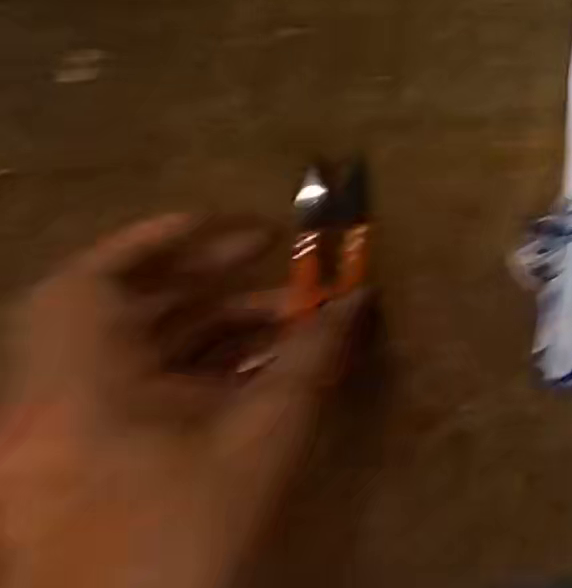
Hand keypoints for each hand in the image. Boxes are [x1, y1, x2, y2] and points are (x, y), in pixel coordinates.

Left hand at [0, 214, 364, 587]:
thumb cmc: (195, 520)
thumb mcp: (271, 426)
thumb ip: (316, 349)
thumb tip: (359, 295)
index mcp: (72, 395)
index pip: (83, 288)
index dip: (153, 240)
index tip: (234, 220)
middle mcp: (44, 408)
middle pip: (115, 311)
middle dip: (203, 273)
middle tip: (275, 249)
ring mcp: (55, 438)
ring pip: (131, 349)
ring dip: (215, 320)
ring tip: (294, 315)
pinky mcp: (75, 462)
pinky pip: (134, 387)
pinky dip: (199, 361)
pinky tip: (264, 362)